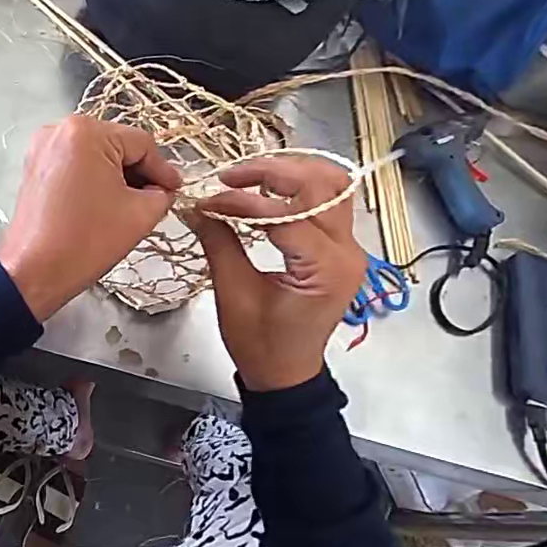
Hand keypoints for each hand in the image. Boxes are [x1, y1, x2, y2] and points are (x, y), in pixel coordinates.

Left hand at [0, 116, 181, 319]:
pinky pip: (76, 167)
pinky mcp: (34, 169)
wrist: (34, 272)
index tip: (175, 190)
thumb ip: (161, 194)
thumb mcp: (140, 215)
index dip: (163, 170)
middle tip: (157, 200)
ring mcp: (42, 149)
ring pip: (96, 157)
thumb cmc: (85, 242)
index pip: (141, 144)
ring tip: (132, 207)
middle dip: (139, 174)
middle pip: (117, 146)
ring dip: (117, 179)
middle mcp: (60, 131)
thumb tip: (162, 189)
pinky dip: (94, 183)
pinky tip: (105, 207)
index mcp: (87, 133)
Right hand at [187, 156, 367, 391]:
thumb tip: (198, 207)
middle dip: (274, 172)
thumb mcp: (235, 294)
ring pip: (330, 187)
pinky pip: (325, 205)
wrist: (285, 374)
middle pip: (322, 184)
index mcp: (325, 269)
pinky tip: (265, 194)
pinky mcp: (339, 250)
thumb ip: (220, 243)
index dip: (244, 202)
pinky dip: (296, 192)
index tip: (209, 200)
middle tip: (231, 178)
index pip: (287, 214)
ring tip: (249, 179)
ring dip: (291, 175)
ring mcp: (348, 249)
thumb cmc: (261, 345)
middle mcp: (347, 252)